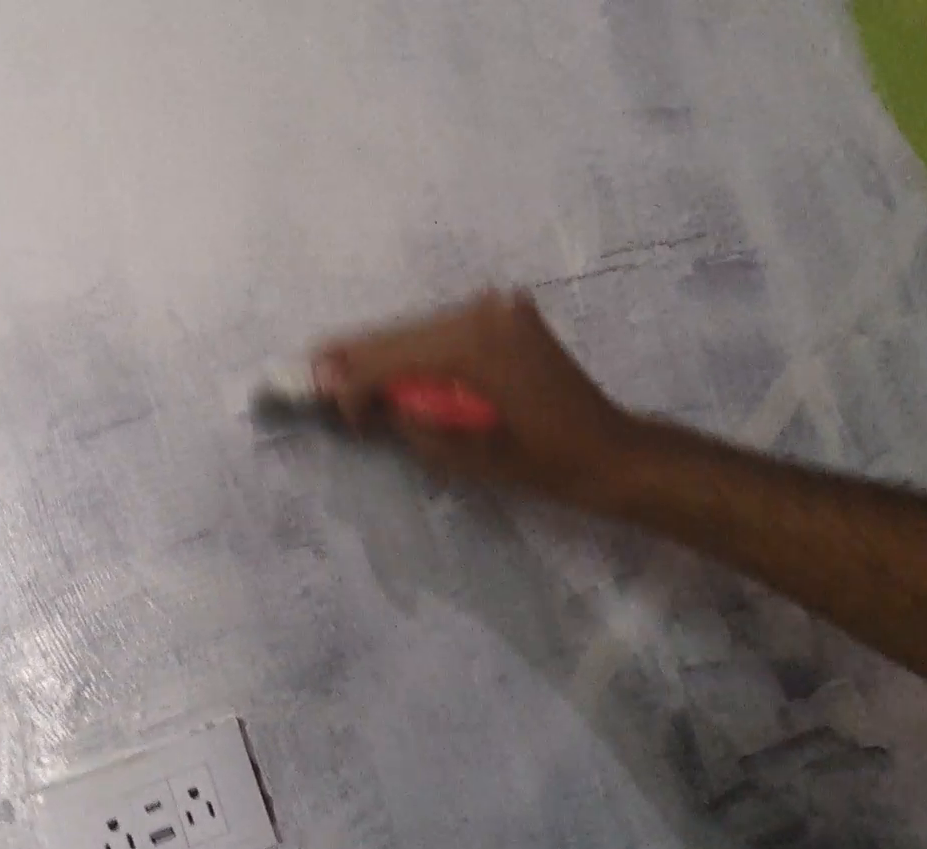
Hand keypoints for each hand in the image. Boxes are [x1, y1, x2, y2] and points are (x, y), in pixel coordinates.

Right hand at [312, 289, 641, 508]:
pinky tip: (394, 373)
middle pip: (395, 334)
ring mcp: (497, 307)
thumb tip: (360, 399)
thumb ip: (405, 417)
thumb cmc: (540, 462)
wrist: (608, 450)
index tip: (338, 416)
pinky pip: (442, 332)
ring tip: (353, 388)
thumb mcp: (462, 451)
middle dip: (356, 363)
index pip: (386, 358)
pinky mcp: (506, 315)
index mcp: (471, 344)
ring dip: (383, 358)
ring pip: (415, 330)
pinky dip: (415, 353)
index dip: (350, 386)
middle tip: (317, 386)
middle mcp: (481, 311)